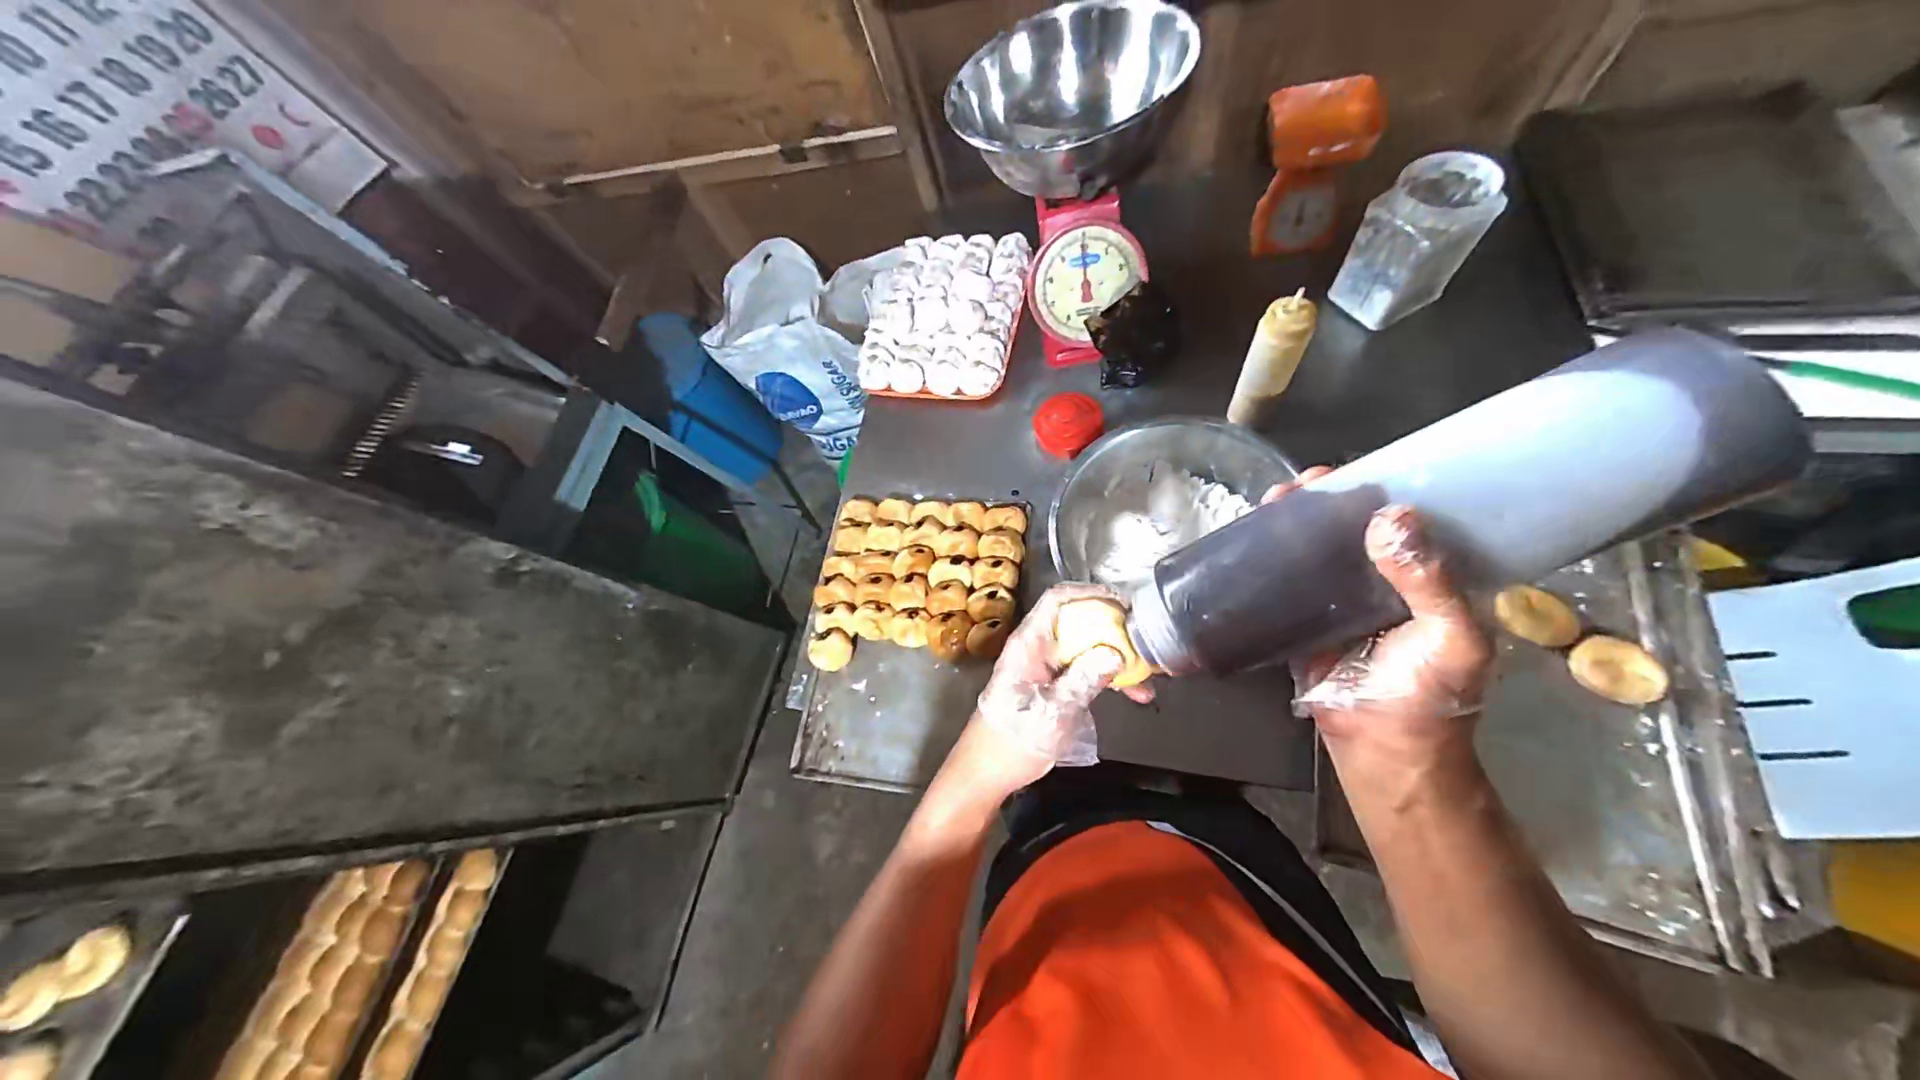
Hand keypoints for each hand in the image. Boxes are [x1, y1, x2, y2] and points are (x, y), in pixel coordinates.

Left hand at [945, 583, 1132, 800]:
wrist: (987, 772)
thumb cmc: (1011, 742)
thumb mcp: (1052, 712)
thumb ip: (1083, 681)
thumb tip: (1116, 653)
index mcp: (1028, 644)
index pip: (1057, 599)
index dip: (1090, 593)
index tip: (1123, 604)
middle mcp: (1036, 647)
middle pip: (1076, 620)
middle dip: (1112, 626)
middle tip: (1144, 639)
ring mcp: (1044, 666)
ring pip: (1085, 646)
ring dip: (1115, 655)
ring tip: (1147, 673)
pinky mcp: (1053, 685)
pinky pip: (1084, 668)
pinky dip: (1107, 675)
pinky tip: (1133, 692)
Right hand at [1263, 469, 1491, 771]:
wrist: (1381, 749)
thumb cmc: (1430, 695)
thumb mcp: (1452, 637)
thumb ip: (1429, 580)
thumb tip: (1391, 516)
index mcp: (1428, 580)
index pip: (1406, 523)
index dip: (1382, 492)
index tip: (1358, 473)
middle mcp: (1382, 582)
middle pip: (1352, 529)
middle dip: (1328, 501)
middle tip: (1306, 483)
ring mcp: (1339, 600)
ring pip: (1315, 550)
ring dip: (1295, 523)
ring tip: (1274, 499)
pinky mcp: (1303, 619)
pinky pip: (1286, 582)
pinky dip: (1270, 559)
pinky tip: (1253, 539)